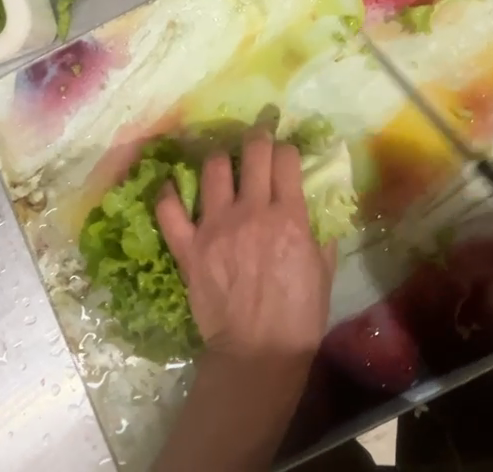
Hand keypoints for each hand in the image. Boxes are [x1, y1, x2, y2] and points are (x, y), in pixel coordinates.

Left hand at [155, 128, 335, 361]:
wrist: (258, 354)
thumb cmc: (299, 318)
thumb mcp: (324, 272)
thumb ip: (320, 233)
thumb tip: (315, 205)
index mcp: (288, 217)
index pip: (285, 159)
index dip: (287, 150)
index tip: (285, 154)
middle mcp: (251, 212)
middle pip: (252, 152)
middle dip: (258, 137)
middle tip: (258, 138)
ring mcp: (215, 227)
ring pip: (213, 168)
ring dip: (220, 159)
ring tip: (222, 162)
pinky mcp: (189, 246)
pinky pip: (169, 208)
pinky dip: (168, 193)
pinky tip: (172, 185)